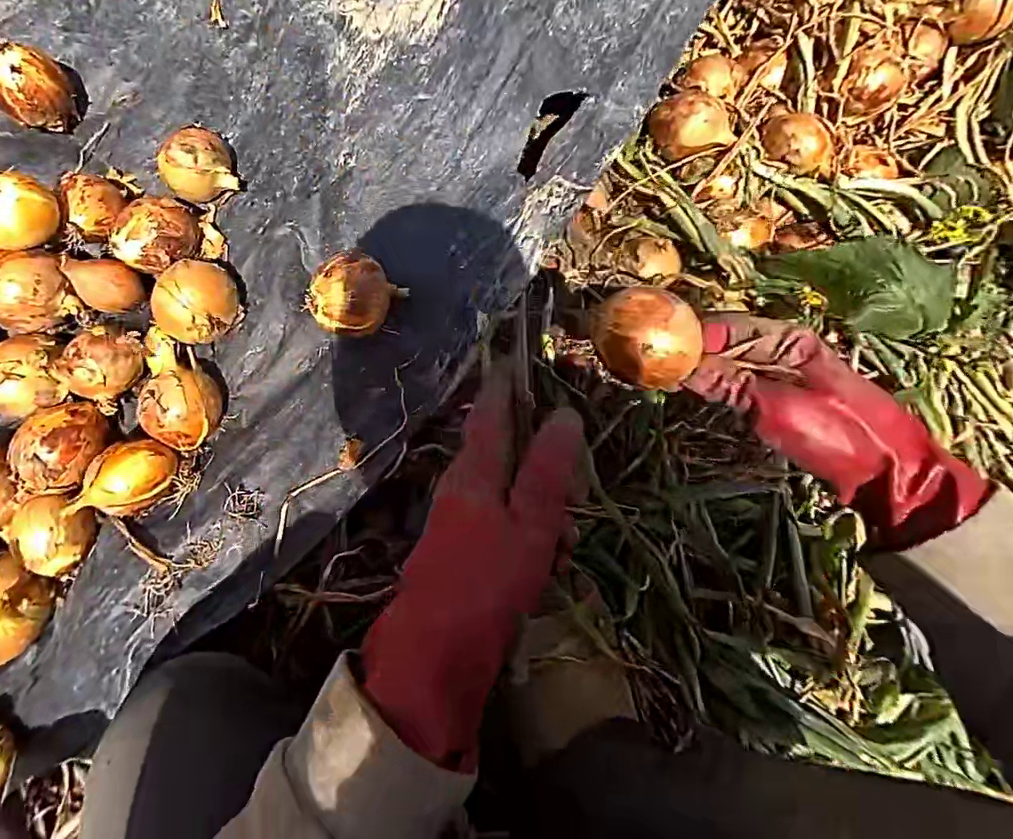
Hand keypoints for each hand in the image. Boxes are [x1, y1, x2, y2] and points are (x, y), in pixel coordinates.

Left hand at [360, 363, 585, 771]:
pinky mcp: (464, 549)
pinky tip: (548, 569)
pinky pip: (506, 526)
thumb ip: (547, 469)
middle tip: (578, 498)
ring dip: (544, 512)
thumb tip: (565, 413)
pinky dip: (531, 538)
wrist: (435, 653)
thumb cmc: (486, 580)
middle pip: (507, 453)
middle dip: (546, 467)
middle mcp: (462, 485)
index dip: (505, 384)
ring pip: (512, 493)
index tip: (514, 358)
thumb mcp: (530, 523)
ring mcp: (460, 518)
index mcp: (474, 470)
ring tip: (563, 549)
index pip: (490, 411)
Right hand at [683, 315, 989, 548]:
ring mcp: (774, 374)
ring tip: (658, 369)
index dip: (694, 331)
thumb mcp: (779, 409)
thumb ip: (728, 384)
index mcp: (789, 339)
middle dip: (688, 347)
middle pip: (722, 341)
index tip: (659, 337)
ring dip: (693, 366)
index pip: (730, 325)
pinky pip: (729, 383)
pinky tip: (683, 385)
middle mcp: (779, 349)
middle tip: (649, 354)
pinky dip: (706, 384)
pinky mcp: (770, 399)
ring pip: (722, 361)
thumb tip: (682, 364)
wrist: (889, 476)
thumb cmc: (841, 434)